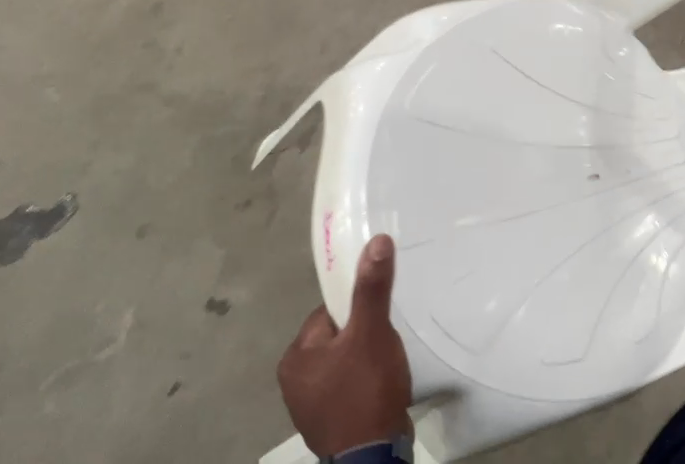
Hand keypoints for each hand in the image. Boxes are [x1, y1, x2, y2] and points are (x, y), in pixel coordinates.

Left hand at [277, 234, 412, 456]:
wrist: (372, 455)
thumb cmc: (365, 389)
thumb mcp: (372, 332)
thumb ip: (372, 289)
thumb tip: (376, 241)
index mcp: (296, 356)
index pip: (330, 312)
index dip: (359, 307)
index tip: (383, 313)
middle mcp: (294, 380)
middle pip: (338, 336)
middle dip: (365, 332)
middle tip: (391, 334)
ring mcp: (310, 404)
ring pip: (345, 361)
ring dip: (367, 356)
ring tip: (390, 358)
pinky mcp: (330, 420)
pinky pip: (349, 384)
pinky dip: (366, 379)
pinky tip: (384, 382)